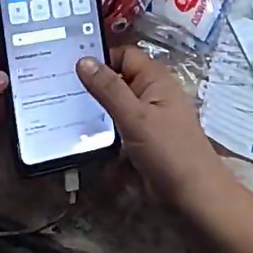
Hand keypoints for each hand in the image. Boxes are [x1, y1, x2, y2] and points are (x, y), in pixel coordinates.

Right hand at [76, 47, 223, 198]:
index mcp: (155, 79)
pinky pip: (117, 130)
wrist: (194, 197)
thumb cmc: (168, 151)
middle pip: (117, 81)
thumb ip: (108, 88)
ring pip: (114, 108)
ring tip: (61, 114)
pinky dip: (102, 134)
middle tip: (58, 91)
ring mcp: (148, 119)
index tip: (67, 67)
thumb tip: (83, 59)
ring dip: (94, 113)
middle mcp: (152, 94)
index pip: (123, 55)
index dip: (99, 58)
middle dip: (92, 87)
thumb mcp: (135, 116)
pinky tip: (79, 139)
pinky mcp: (143, 142)